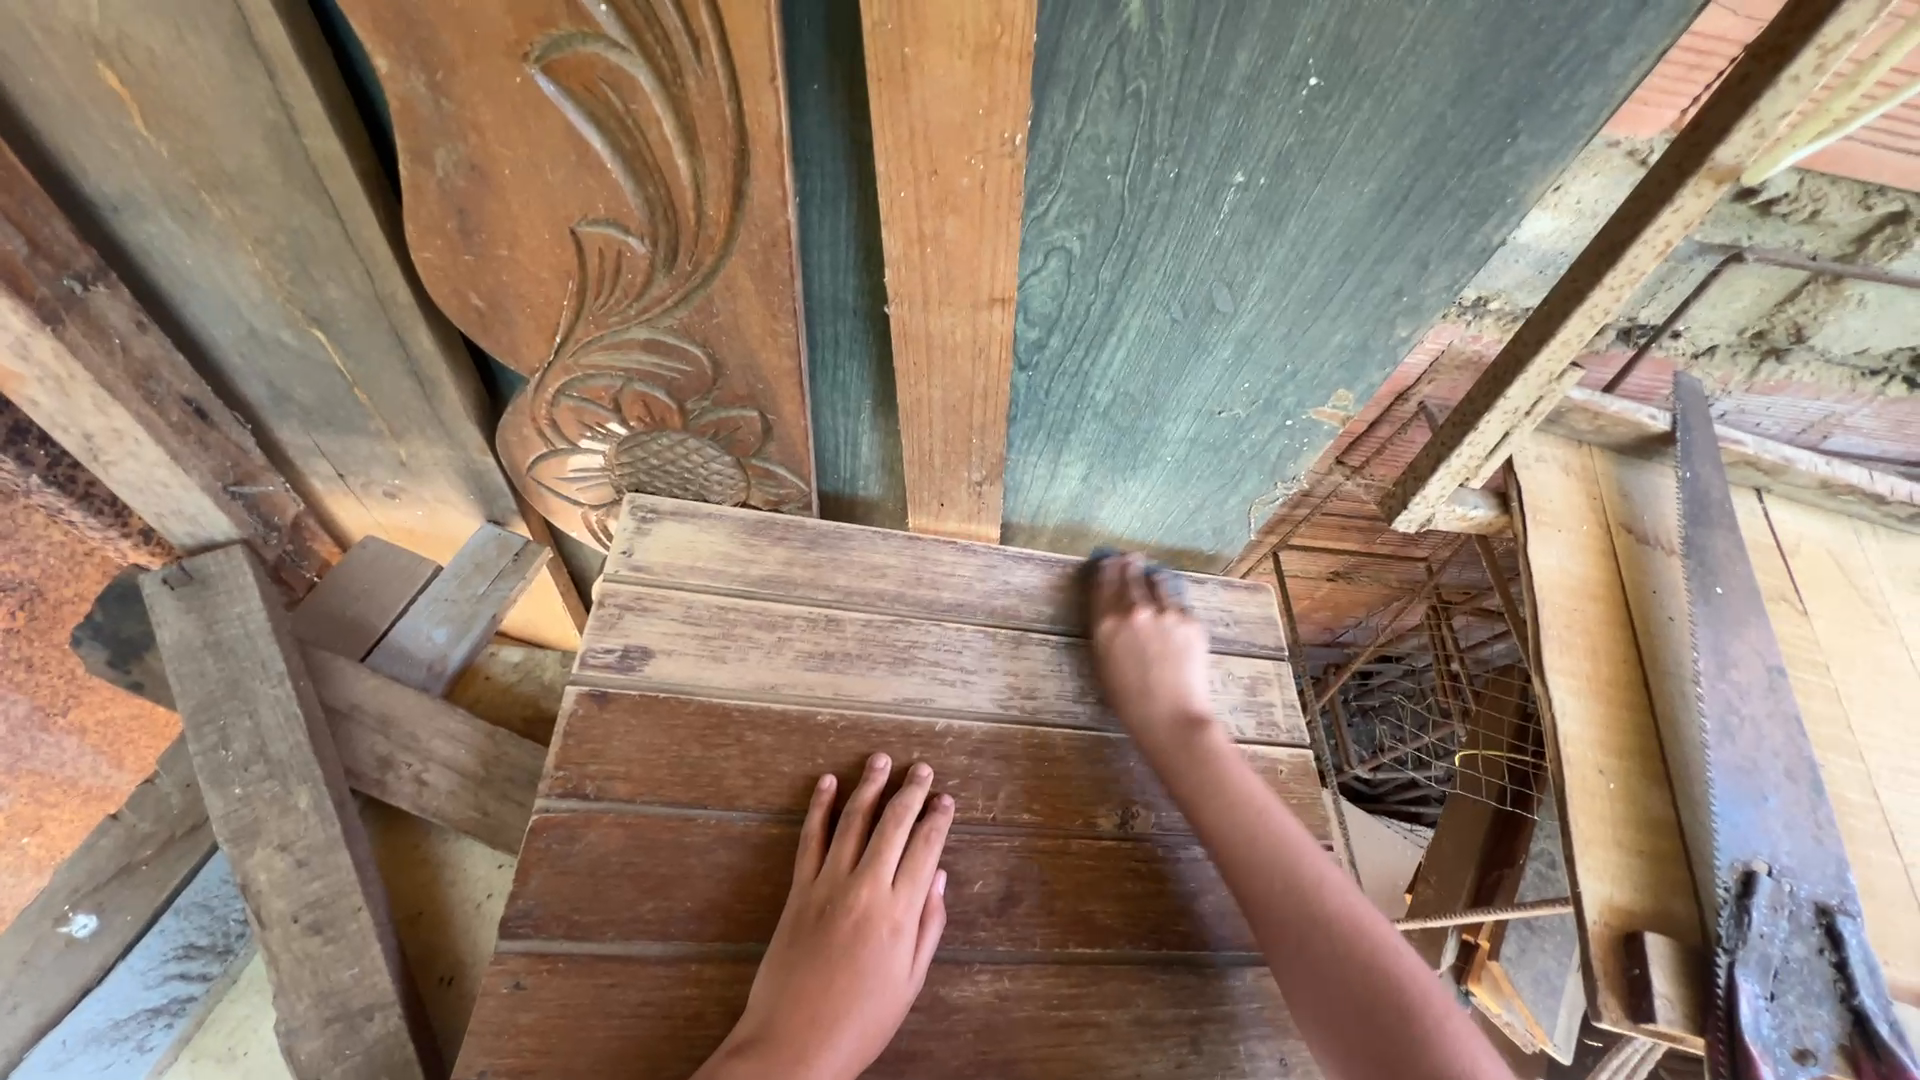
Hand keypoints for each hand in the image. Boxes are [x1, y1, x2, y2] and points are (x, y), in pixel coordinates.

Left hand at [696, 753, 953, 1079]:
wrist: (793, 1046)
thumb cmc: (860, 1022)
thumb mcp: (910, 981)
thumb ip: (929, 924)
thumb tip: (939, 876)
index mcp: (900, 913)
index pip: (925, 847)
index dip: (938, 818)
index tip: (945, 799)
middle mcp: (867, 889)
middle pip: (894, 823)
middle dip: (911, 790)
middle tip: (922, 768)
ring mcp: (829, 885)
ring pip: (854, 820)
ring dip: (870, 785)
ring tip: (880, 760)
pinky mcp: (799, 890)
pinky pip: (811, 838)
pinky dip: (819, 806)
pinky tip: (828, 783)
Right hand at [1088, 554, 1217, 749]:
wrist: (1169, 715)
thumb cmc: (1128, 699)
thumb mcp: (1103, 662)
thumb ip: (1107, 631)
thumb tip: (1113, 611)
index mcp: (1105, 623)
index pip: (1103, 583)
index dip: (1106, 568)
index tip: (1109, 560)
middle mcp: (1133, 610)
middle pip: (1129, 575)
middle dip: (1128, 564)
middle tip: (1130, 557)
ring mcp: (1164, 612)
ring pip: (1157, 582)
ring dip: (1152, 576)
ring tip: (1152, 572)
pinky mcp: (1189, 620)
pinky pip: (1178, 602)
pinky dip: (1172, 599)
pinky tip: (1172, 602)